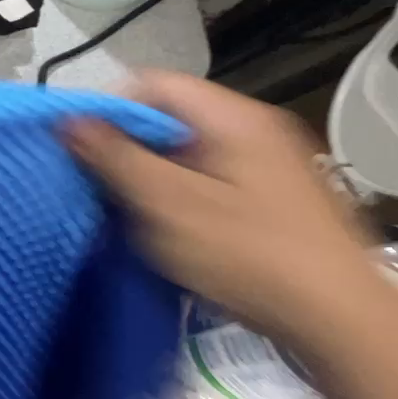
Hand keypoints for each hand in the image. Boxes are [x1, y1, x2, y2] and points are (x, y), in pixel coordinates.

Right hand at [62, 72, 383, 345]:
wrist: (330, 314)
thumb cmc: (245, 252)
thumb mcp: (166, 202)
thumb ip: (113, 156)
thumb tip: (67, 120)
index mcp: (233, 120)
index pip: (151, 85)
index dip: (106, 110)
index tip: (76, 149)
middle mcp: (249, 130)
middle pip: (162, 118)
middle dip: (118, 147)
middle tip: (90, 183)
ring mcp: (256, 163)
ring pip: (174, 150)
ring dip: (138, 174)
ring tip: (116, 208)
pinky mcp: (256, 193)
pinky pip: (193, 176)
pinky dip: (163, 193)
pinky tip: (152, 222)